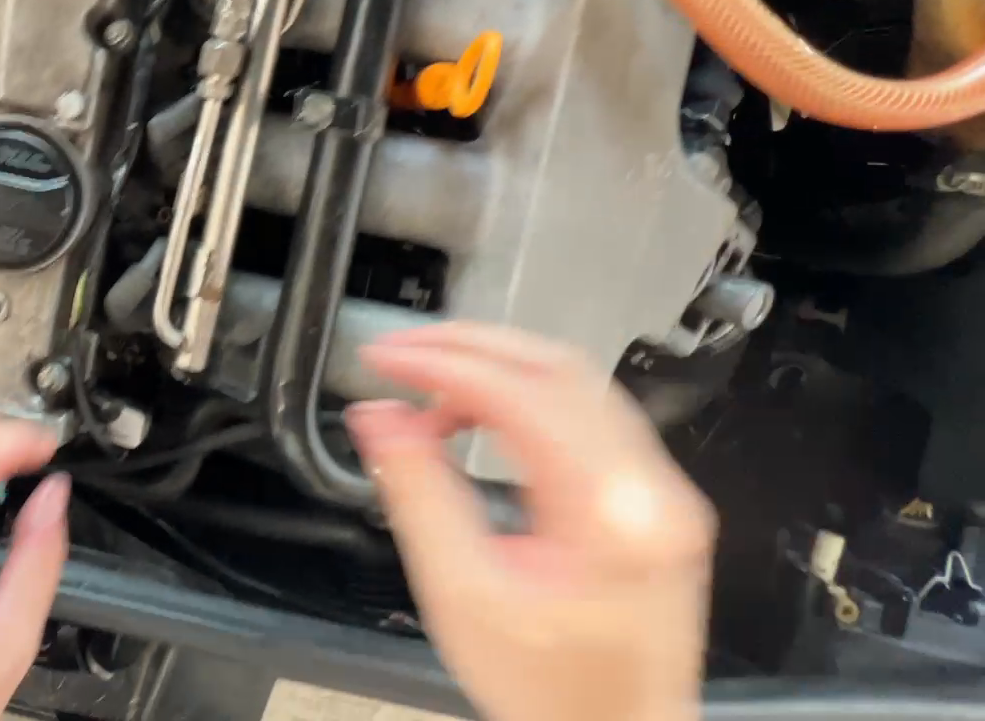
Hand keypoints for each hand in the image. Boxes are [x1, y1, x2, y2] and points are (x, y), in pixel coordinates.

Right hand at [345, 323, 715, 720]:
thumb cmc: (546, 686)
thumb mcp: (458, 589)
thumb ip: (416, 489)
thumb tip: (379, 416)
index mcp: (609, 511)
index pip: (519, 393)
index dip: (440, 362)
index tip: (384, 357)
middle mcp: (648, 489)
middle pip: (554, 367)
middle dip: (464, 345)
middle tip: (399, 349)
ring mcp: (654, 488)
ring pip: (568, 377)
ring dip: (488, 361)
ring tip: (425, 373)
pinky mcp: (642, 492)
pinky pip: (576, 406)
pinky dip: (513, 390)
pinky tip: (469, 411)